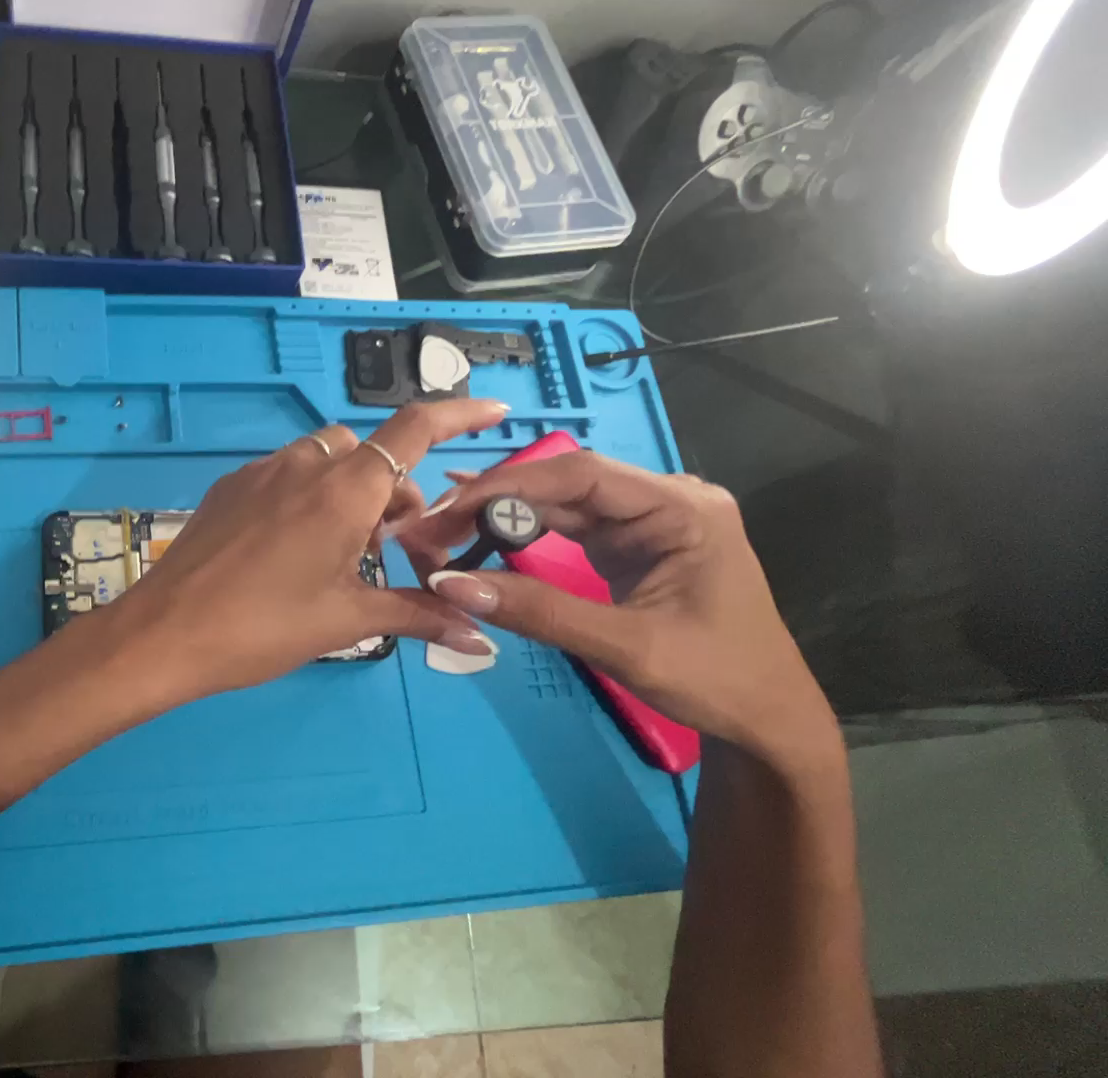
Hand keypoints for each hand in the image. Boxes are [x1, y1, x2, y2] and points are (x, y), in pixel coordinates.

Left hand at [102, 399, 511, 705]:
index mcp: (344, 490)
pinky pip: (283, 473)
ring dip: (346, 489)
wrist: (165, 632)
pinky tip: (289, 545)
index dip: (460, 414)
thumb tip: (479, 634)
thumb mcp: (346, 621)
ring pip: (324, 458)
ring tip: (337, 549)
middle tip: (384, 550)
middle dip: (391, 491)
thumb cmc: (263, 627)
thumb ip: (417, 616)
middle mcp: (304, 465)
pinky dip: (306, 493)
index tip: (494, 412)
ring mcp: (259, 472)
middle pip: (369, 453)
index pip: (415, 429)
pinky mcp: (228, 487)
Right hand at [396, 451, 834, 762]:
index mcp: (682, 508)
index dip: (507, 485)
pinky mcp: (630, 544)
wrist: (765, 720)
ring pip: (559, 504)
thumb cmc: (714, 680)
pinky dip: (521, 532)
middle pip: (565, 484)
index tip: (446, 507)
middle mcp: (665, 500)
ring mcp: (647, 521)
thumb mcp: (623, 646)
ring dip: (501, 516)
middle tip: (432, 527)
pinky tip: (478, 530)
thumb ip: (537, 611)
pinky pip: (566, 527)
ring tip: (443, 531)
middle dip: (495, 501)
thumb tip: (446, 584)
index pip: (580, 475)